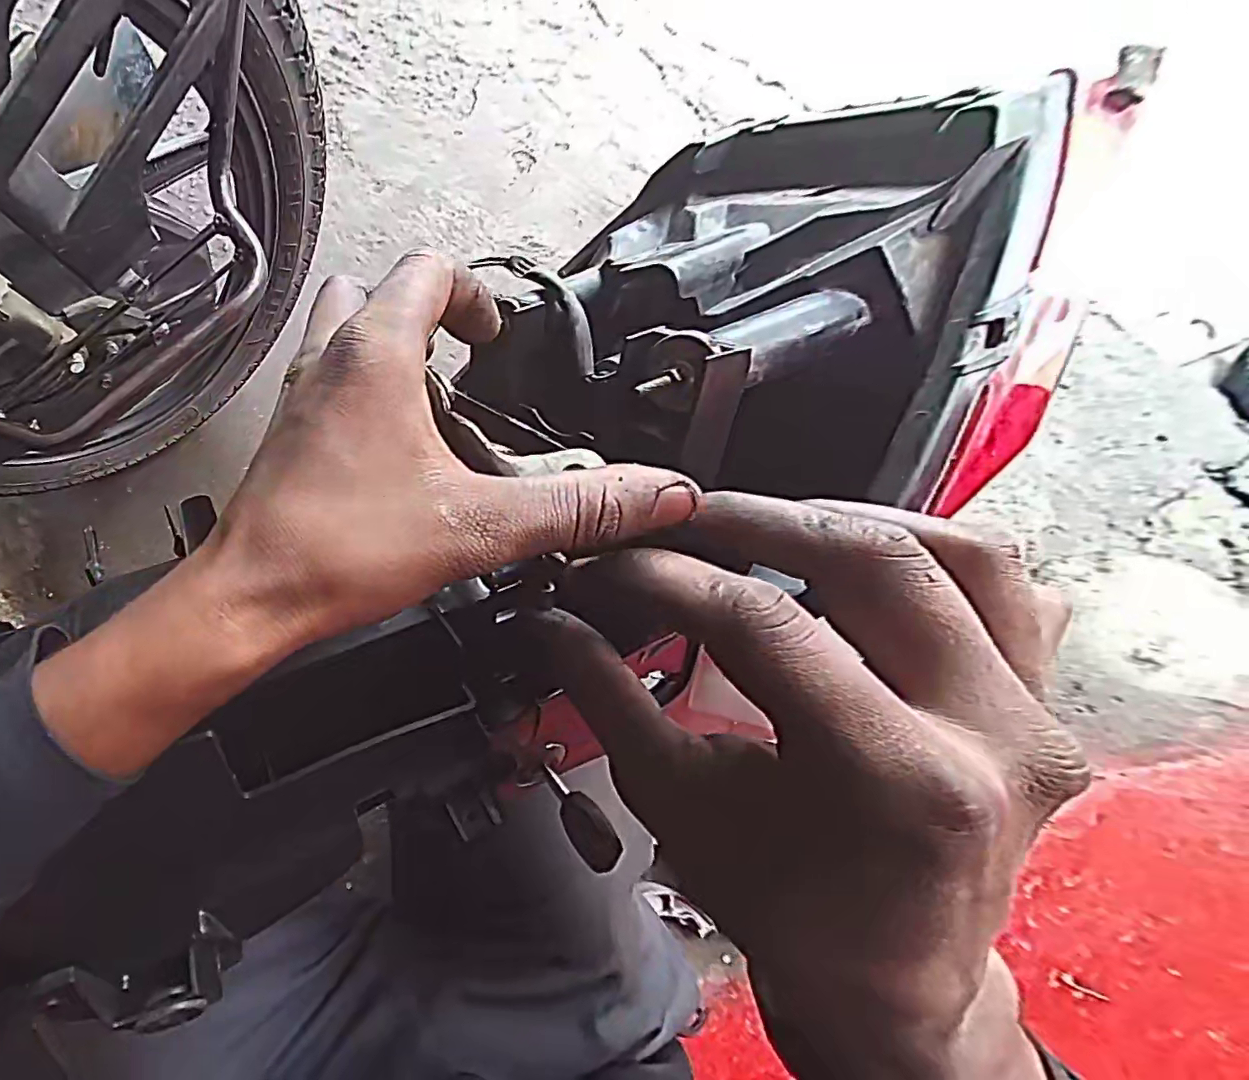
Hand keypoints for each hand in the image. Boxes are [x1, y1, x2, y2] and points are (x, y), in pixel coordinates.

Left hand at [204, 251, 700, 644]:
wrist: (253, 593)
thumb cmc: (334, 550)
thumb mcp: (476, 526)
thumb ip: (572, 507)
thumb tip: (650, 494)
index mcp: (372, 356)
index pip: (428, 272)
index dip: (475, 293)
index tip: (496, 336)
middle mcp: (326, 363)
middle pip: (374, 289)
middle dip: (425, 311)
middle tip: (461, 354)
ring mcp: (298, 398)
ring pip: (338, 331)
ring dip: (384, 344)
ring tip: (427, 396)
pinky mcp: (286, 435)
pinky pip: (321, 383)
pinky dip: (356, 389)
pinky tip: (383, 445)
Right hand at [524, 494, 1088, 1078]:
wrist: (879, 970)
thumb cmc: (778, 904)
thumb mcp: (669, 795)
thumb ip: (606, 692)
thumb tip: (554, 623)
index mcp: (894, 776)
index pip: (761, 622)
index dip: (663, 579)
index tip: (605, 569)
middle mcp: (993, 737)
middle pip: (871, 560)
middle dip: (747, 521)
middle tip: (668, 520)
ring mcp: (1031, 715)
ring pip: (956, 552)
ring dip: (835, 520)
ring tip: (749, 526)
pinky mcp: (1032, 703)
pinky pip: (998, 586)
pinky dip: (909, 547)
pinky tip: (836, 552)